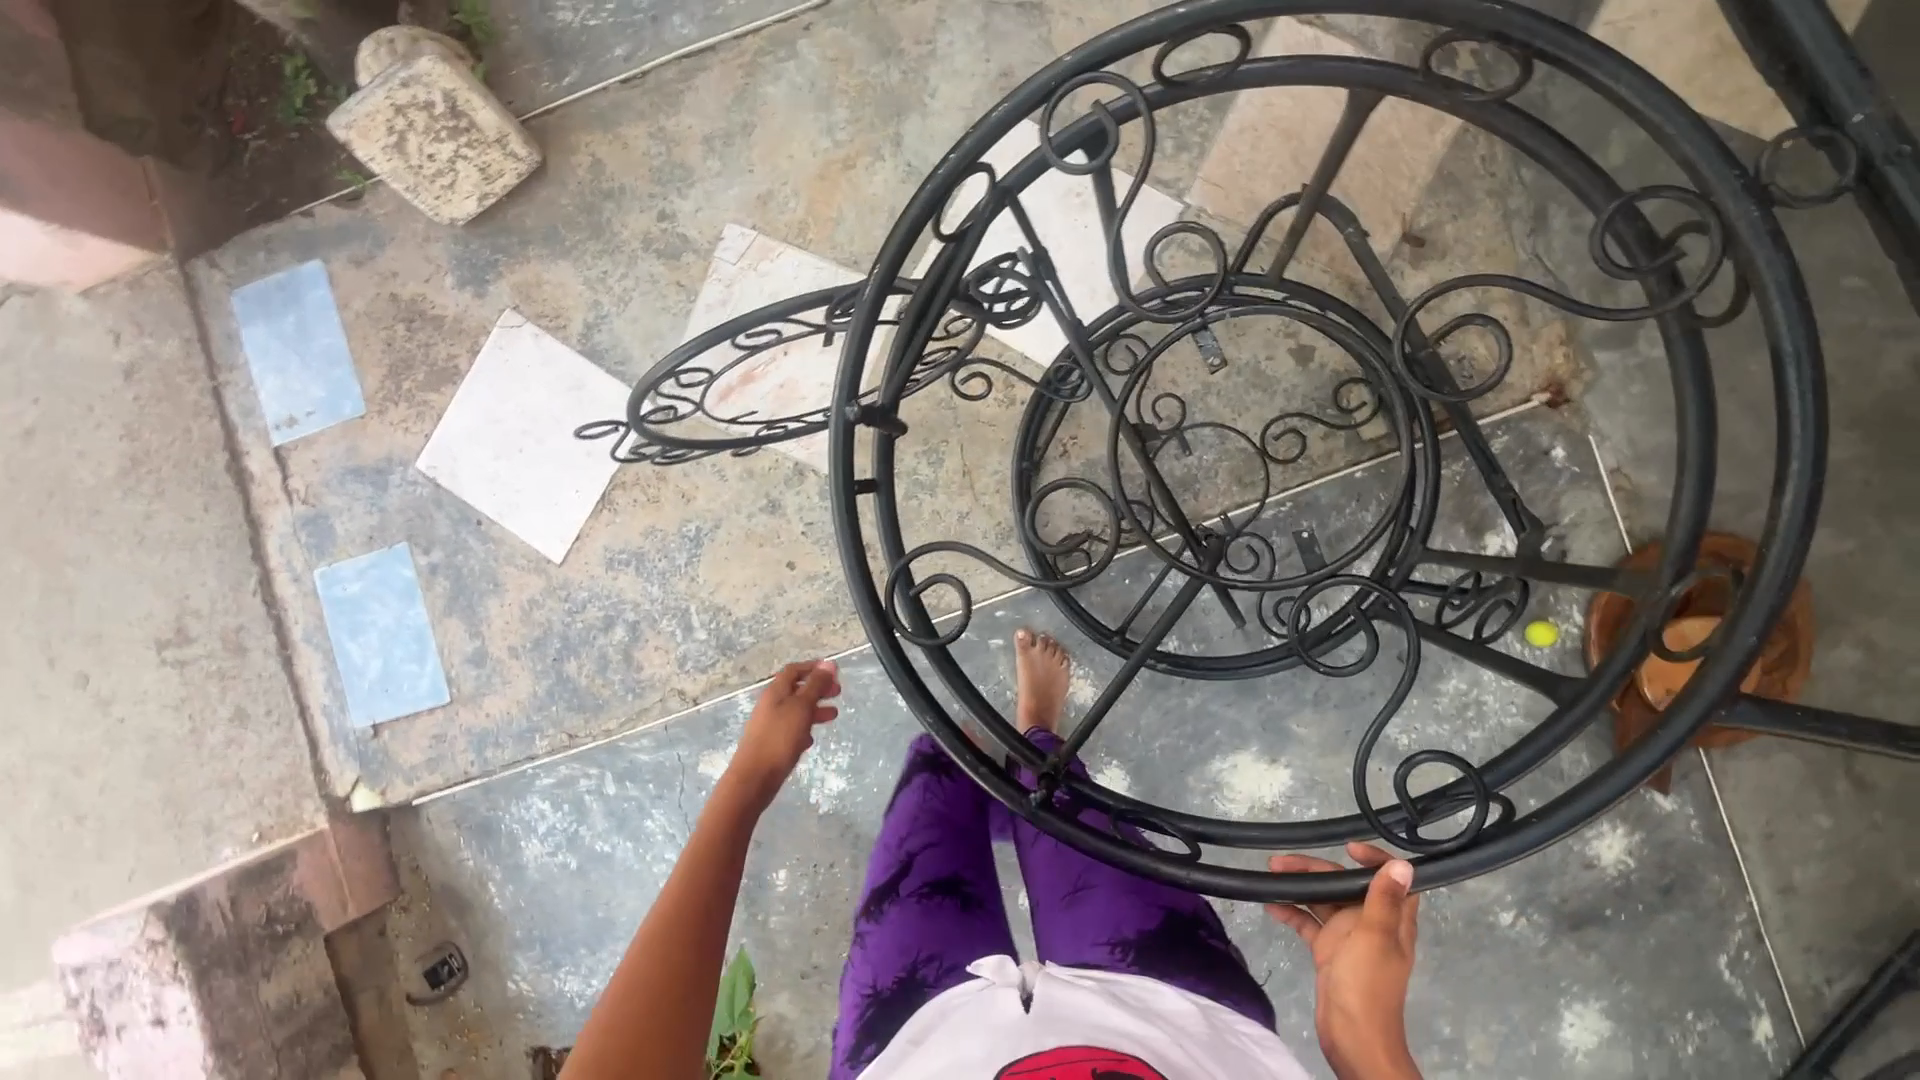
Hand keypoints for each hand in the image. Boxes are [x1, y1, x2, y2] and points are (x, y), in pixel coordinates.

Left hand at [723, 660, 840, 808]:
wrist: (754, 777)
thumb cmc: (779, 738)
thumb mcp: (801, 707)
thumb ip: (816, 686)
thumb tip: (829, 664)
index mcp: (776, 692)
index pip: (794, 670)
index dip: (813, 667)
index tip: (833, 671)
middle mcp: (771, 705)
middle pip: (796, 689)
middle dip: (818, 688)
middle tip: (837, 692)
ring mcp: (770, 725)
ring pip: (796, 710)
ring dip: (815, 709)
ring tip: (833, 715)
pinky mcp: (771, 743)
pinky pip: (790, 729)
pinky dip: (804, 728)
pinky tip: (812, 739)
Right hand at [1266, 842, 1421, 1079]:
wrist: (1352, 1038)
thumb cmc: (1367, 985)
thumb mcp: (1375, 937)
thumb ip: (1383, 900)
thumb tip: (1403, 864)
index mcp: (1391, 920)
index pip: (1391, 881)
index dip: (1375, 861)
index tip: (1348, 848)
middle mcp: (1370, 924)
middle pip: (1345, 886)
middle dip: (1317, 870)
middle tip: (1282, 861)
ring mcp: (1347, 939)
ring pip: (1323, 902)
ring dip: (1300, 888)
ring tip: (1270, 875)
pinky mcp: (1328, 952)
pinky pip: (1308, 924)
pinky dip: (1291, 912)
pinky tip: (1270, 905)